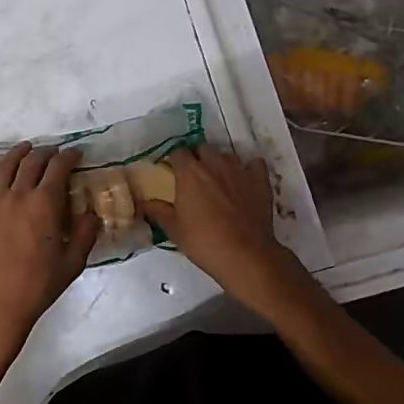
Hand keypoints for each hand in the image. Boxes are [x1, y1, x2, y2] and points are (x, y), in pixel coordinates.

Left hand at [0, 143, 100, 367]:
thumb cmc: (38, 285)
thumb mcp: (73, 262)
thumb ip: (85, 234)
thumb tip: (90, 214)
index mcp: (45, 203)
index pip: (59, 168)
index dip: (69, 156)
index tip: (76, 154)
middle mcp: (19, 194)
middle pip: (33, 162)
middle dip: (46, 152)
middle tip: (54, 153)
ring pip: (6, 166)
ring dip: (18, 153)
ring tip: (26, 148)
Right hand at [139, 144, 316, 323]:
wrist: (245, 255)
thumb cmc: (204, 242)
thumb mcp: (174, 229)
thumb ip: (158, 211)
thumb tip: (143, 202)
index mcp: (189, 172)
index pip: (177, 152)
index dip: (175, 161)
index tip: (173, 173)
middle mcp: (214, 163)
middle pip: (202, 148)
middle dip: (197, 158)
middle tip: (195, 178)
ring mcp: (239, 169)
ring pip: (226, 155)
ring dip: (220, 163)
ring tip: (219, 182)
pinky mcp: (260, 179)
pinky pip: (254, 164)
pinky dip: (248, 169)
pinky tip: (245, 181)